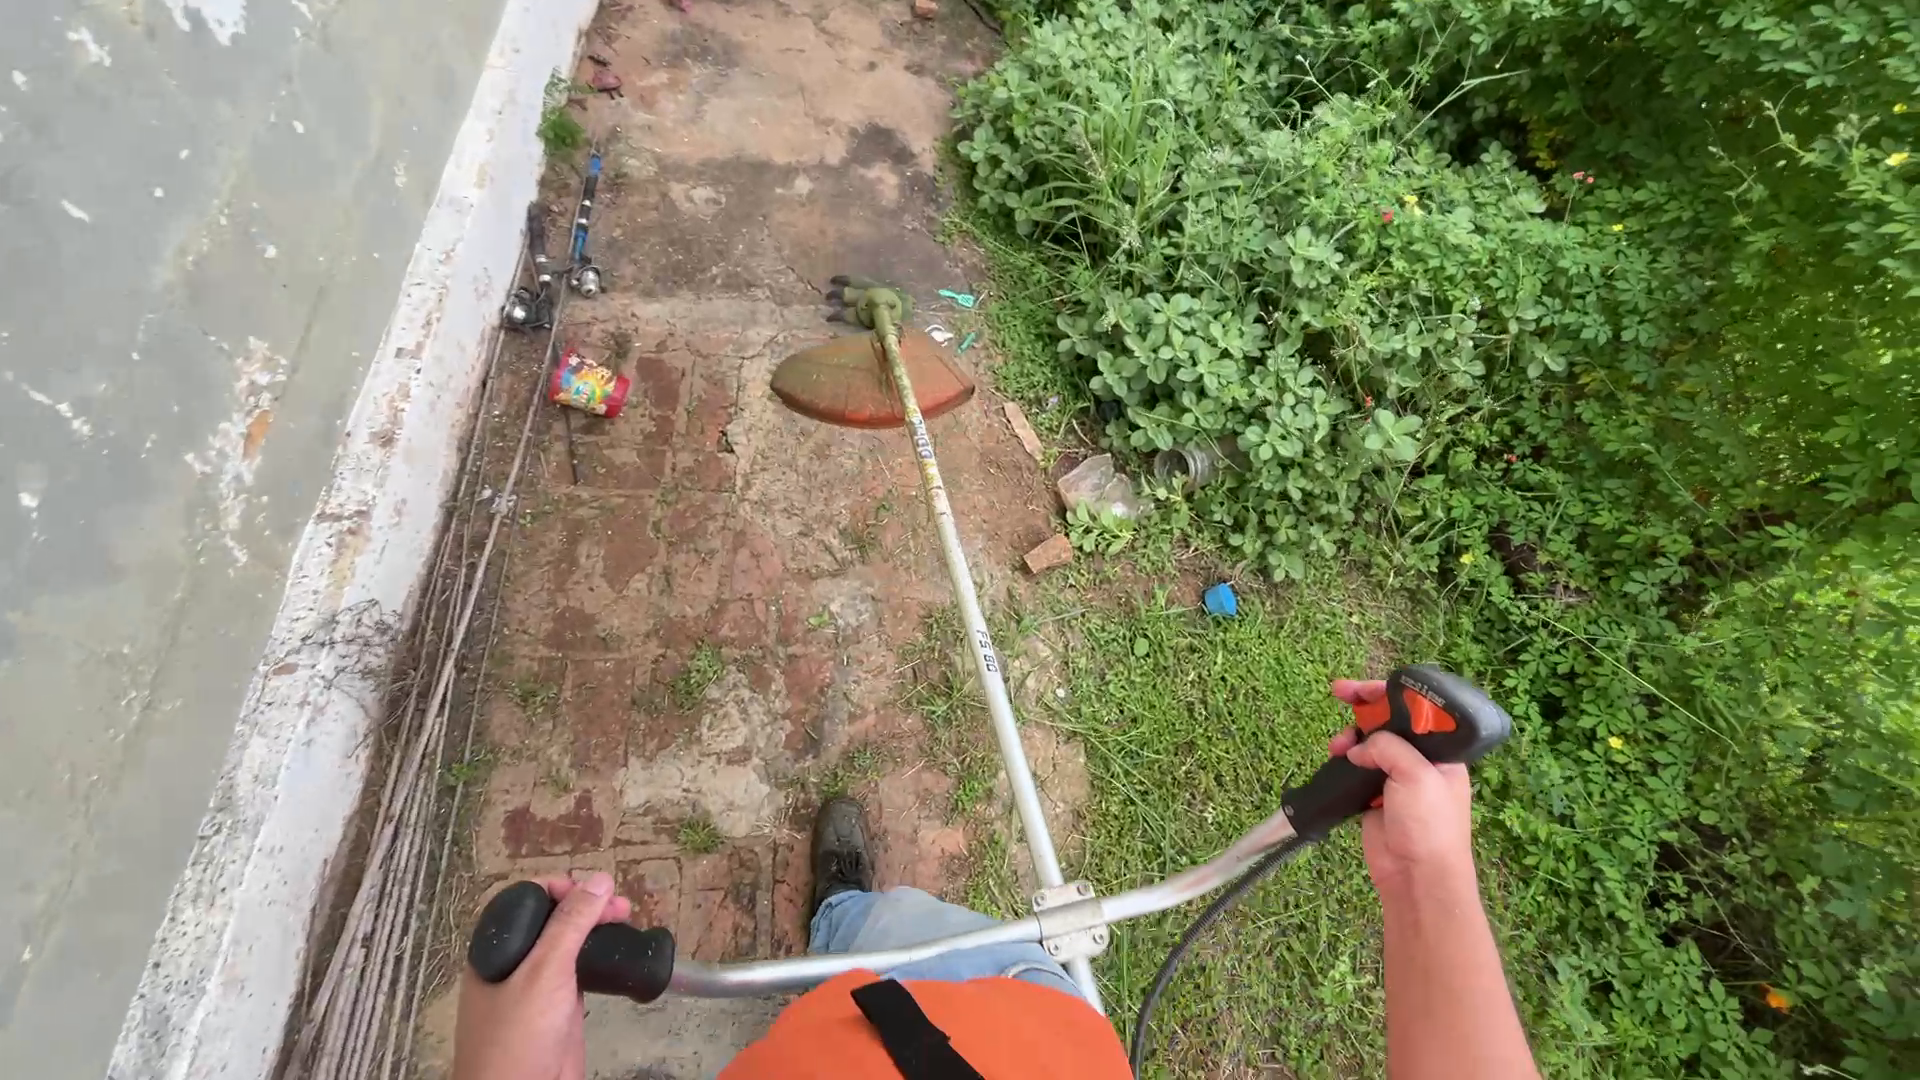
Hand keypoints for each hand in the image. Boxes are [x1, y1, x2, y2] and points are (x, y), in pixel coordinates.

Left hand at [452, 873, 632, 1079]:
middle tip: (621, 907)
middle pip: (551, 918)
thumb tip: (601, 879)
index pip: (525, 900)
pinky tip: (618, 949)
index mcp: (494, 951)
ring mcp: (537, 986)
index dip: (560, 888)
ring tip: (626, 921)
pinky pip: (579, 966)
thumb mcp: (546, 971)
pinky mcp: (559, 1006)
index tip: (592, 892)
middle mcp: (513, 963)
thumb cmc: (520, 1035)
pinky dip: (599, 951)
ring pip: (568, 941)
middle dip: (587, 904)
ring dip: (597, 925)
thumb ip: (571, 923)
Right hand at [1328, 680, 1476, 899]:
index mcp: (1442, 754)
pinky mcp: (1374, 796)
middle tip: (1339, 693)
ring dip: (1350, 736)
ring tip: (1337, 745)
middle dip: (1364, 707)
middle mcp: (1420, 762)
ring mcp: (1396, 780)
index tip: (1362, 686)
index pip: (1417, 711)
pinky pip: (1355, 767)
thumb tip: (1359, 747)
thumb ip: (1387, 747)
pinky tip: (1335, 758)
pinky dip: (1343, 758)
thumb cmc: (1428, 824)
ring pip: (1368, 743)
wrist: (1417, 876)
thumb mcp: (1416, 775)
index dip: (1389, 693)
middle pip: (1389, 722)